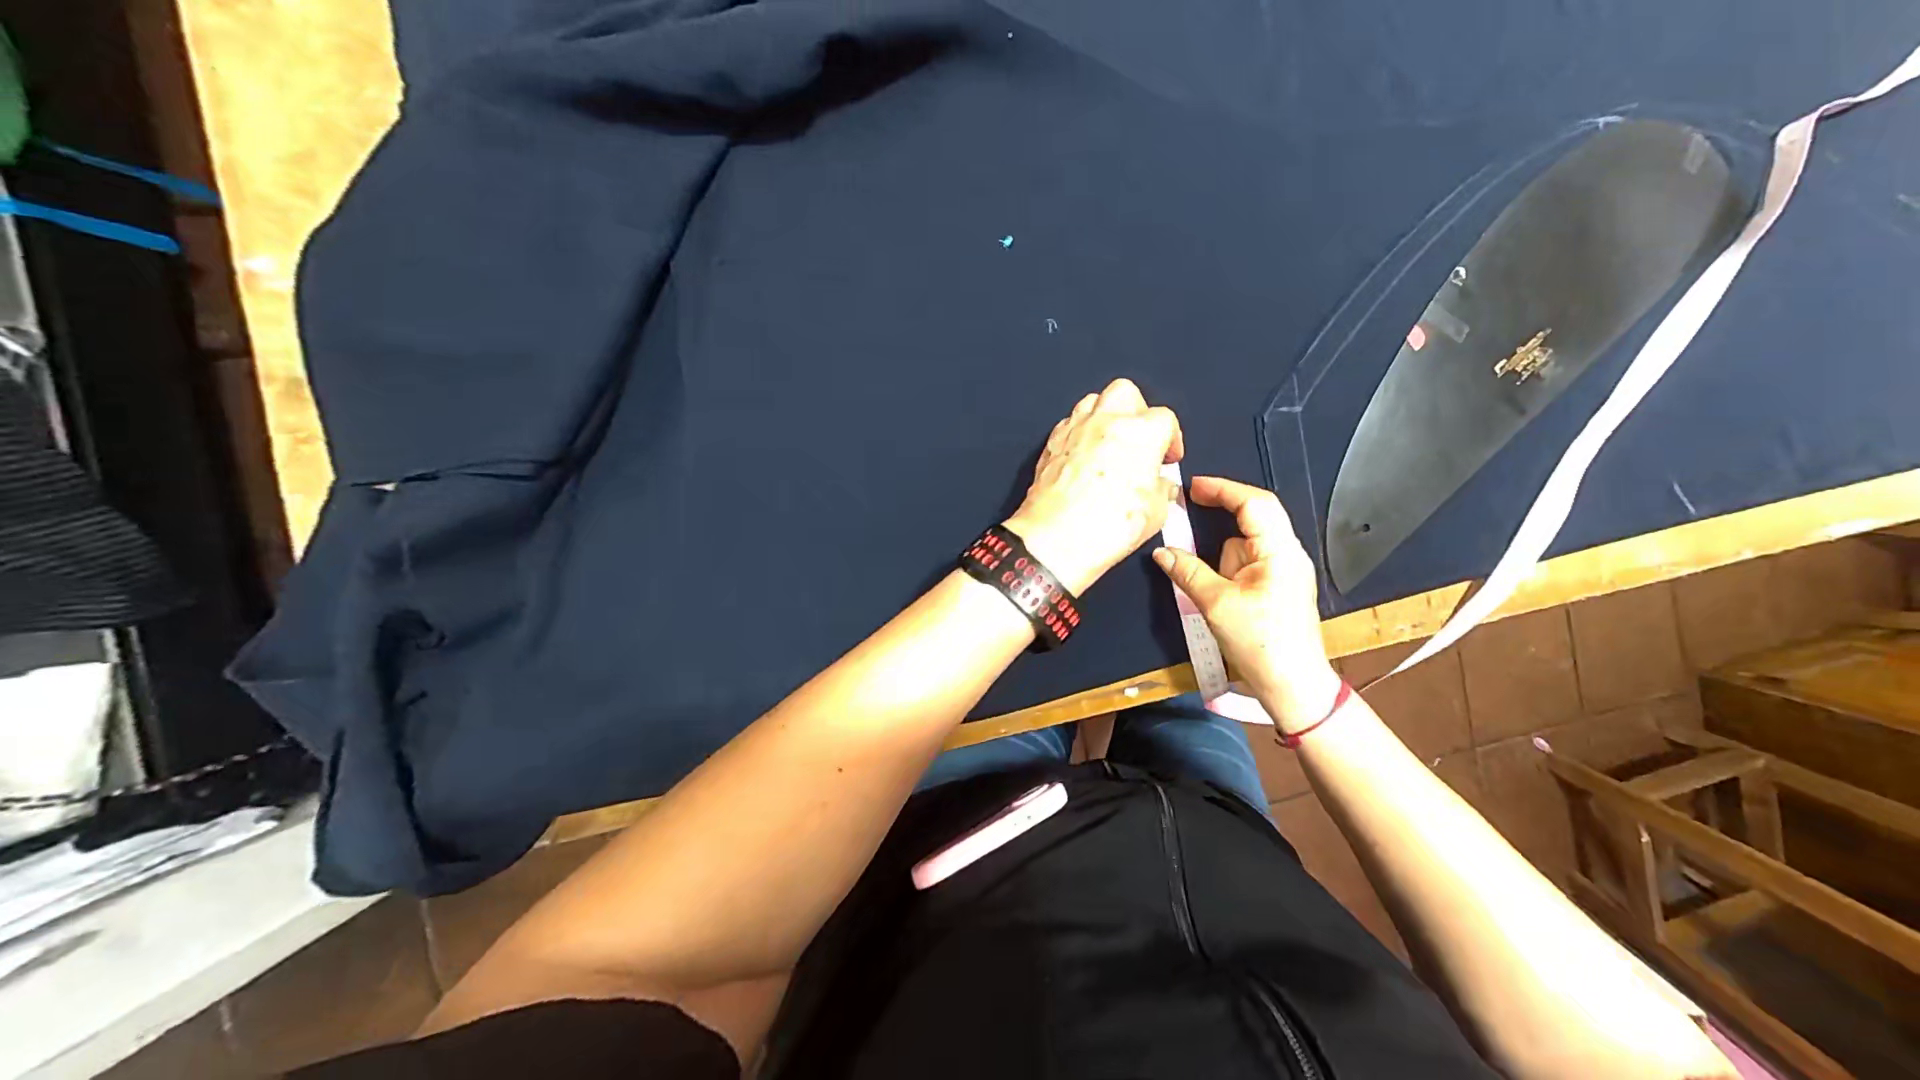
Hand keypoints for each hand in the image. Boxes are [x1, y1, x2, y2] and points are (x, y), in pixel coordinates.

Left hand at [1004, 379, 1183, 595]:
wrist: (1056, 540)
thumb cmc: (1102, 527)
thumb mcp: (1156, 513)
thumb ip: (1161, 490)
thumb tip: (1159, 486)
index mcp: (1141, 433)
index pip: (1165, 419)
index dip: (1171, 438)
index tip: (1168, 457)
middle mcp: (1106, 422)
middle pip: (1126, 393)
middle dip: (1138, 411)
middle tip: (1141, 438)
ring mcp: (1074, 430)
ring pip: (1093, 401)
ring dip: (1106, 416)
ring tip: (1112, 444)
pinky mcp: (1051, 444)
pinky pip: (1069, 423)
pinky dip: (1080, 433)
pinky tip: (1085, 455)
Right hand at [1150, 476, 1342, 731]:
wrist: (1292, 684)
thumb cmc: (1266, 647)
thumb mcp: (1216, 605)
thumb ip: (1187, 572)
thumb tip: (1164, 553)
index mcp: (1280, 552)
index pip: (1254, 503)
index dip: (1223, 489)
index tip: (1195, 486)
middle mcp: (1288, 556)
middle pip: (1249, 521)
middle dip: (1219, 527)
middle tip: (1190, 523)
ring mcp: (1285, 571)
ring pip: (1244, 546)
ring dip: (1223, 558)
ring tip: (1216, 593)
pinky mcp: (1278, 587)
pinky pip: (1247, 565)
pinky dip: (1229, 572)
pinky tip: (1224, 598)